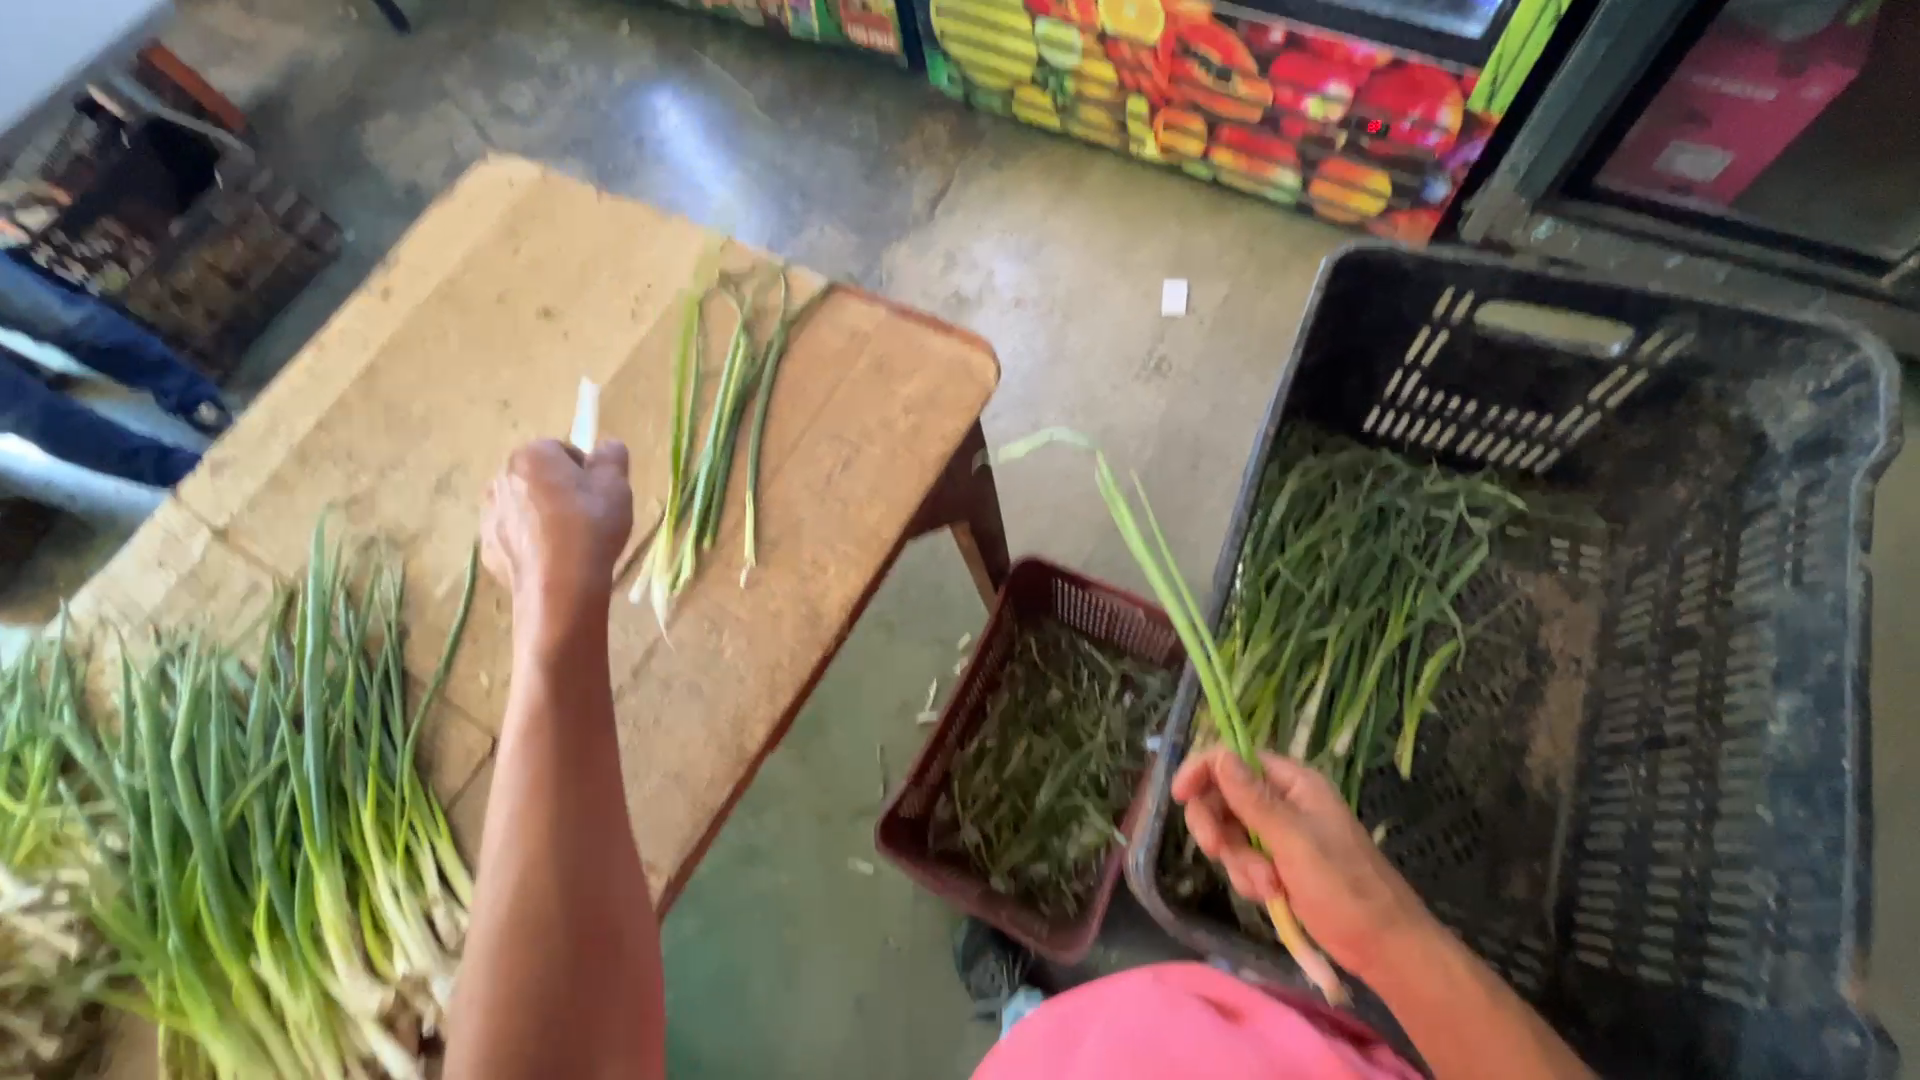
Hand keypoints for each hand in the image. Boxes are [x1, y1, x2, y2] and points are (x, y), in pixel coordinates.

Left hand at [481, 439, 632, 641]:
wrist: (560, 586)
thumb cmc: (591, 526)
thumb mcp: (616, 485)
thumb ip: (612, 457)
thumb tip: (608, 446)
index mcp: (531, 456)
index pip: (563, 450)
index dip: (586, 471)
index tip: (600, 495)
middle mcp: (501, 478)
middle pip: (540, 477)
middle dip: (561, 491)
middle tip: (589, 516)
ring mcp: (490, 515)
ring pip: (525, 506)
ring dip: (544, 516)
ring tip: (571, 541)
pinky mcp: (488, 548)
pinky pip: (515, 536)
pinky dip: (532, 542)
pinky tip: (554, 559)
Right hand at [1172, 746, 1436, 982]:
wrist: (1384, 948)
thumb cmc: (1346, 887)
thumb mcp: (1295, 841)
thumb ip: (1253, 799)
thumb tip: (1220, 755)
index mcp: (1293, 783)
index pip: (1233, 759)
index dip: (1203, 772)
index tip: (1180, 797)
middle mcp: (1283, 802)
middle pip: (1222, 797)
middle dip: (1218, 828)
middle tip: (1217, 851)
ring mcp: (1279, 835)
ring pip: (1228, 833)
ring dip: (1238, 862)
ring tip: (1267, 886)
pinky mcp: (1277, 865)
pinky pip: (1241, 861)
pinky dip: (1248, 879)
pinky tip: (1271, 897)